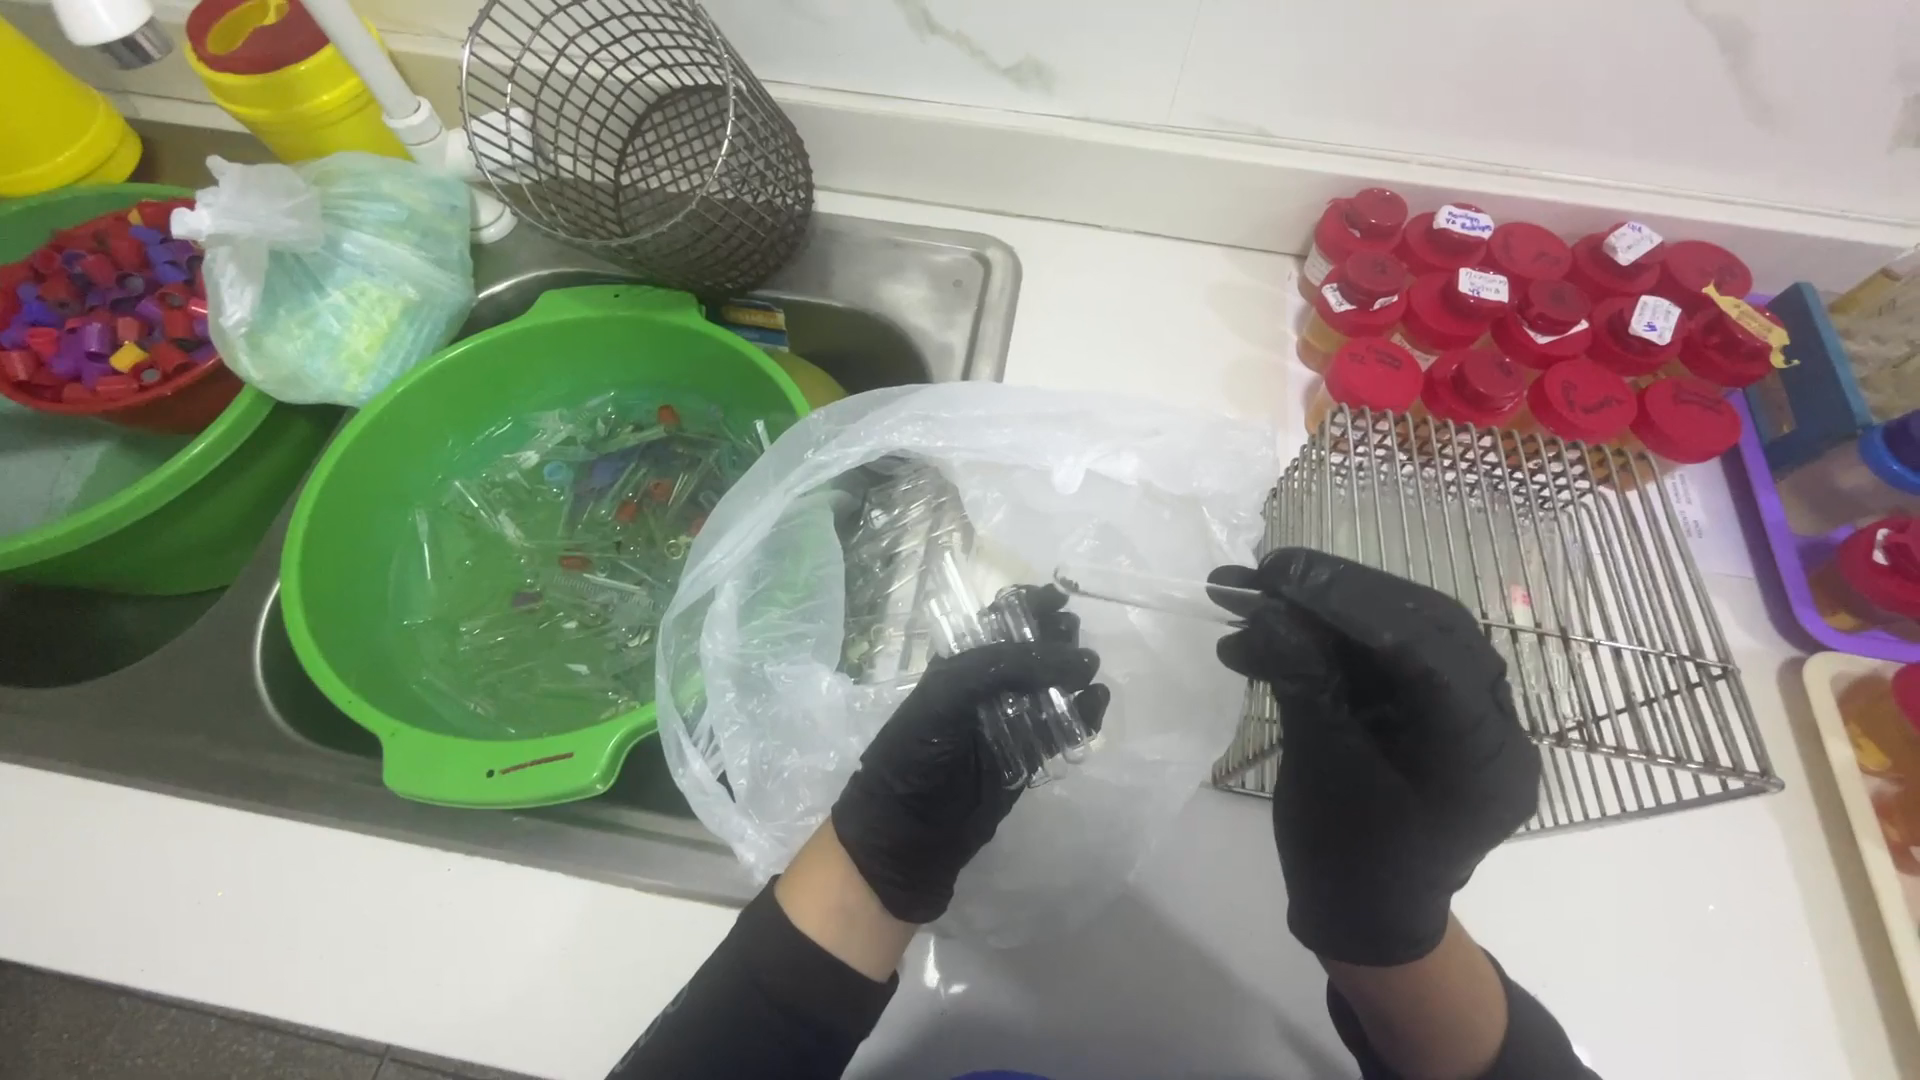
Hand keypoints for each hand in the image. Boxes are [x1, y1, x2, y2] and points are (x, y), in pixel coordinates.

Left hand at [830, 586, 1108, 923]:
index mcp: (960, 662)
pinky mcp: (1027, 756)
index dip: (1028, 606)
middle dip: (1057, 637)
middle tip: (1074, 636)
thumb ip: (1004, 666)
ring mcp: (1009, 721)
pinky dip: (1082, 714)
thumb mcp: (950, 693)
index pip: (1000, 622)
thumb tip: (1075, 662)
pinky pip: (1060, 727)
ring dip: (1073, 674)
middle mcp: (987, 686)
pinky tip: (1095, 704)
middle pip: (1033, 650)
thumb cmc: (919, 750)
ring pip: (1052, 687)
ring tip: (1087, 672)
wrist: (909, 830)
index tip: (1059, 598)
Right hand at [1210, 549, 1539, 966]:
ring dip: (1322, 612)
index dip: (1349, 600)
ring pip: (1398, 631)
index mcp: (1481, 752)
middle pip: (1422, 624)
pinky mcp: (1427, 709)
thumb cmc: (1346, 860)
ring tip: (1250, 599)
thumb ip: (1302, 681)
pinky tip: (1266, 638)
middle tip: (1269, 570)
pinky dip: (1322, 641)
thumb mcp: (1318, 768)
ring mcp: (1461, 712)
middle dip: (1337, 592)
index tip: (1279, 571)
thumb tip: (1266, 609)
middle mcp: (1489, 721)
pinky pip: (1380, 657)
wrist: (1363, 916)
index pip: (1425, 649)